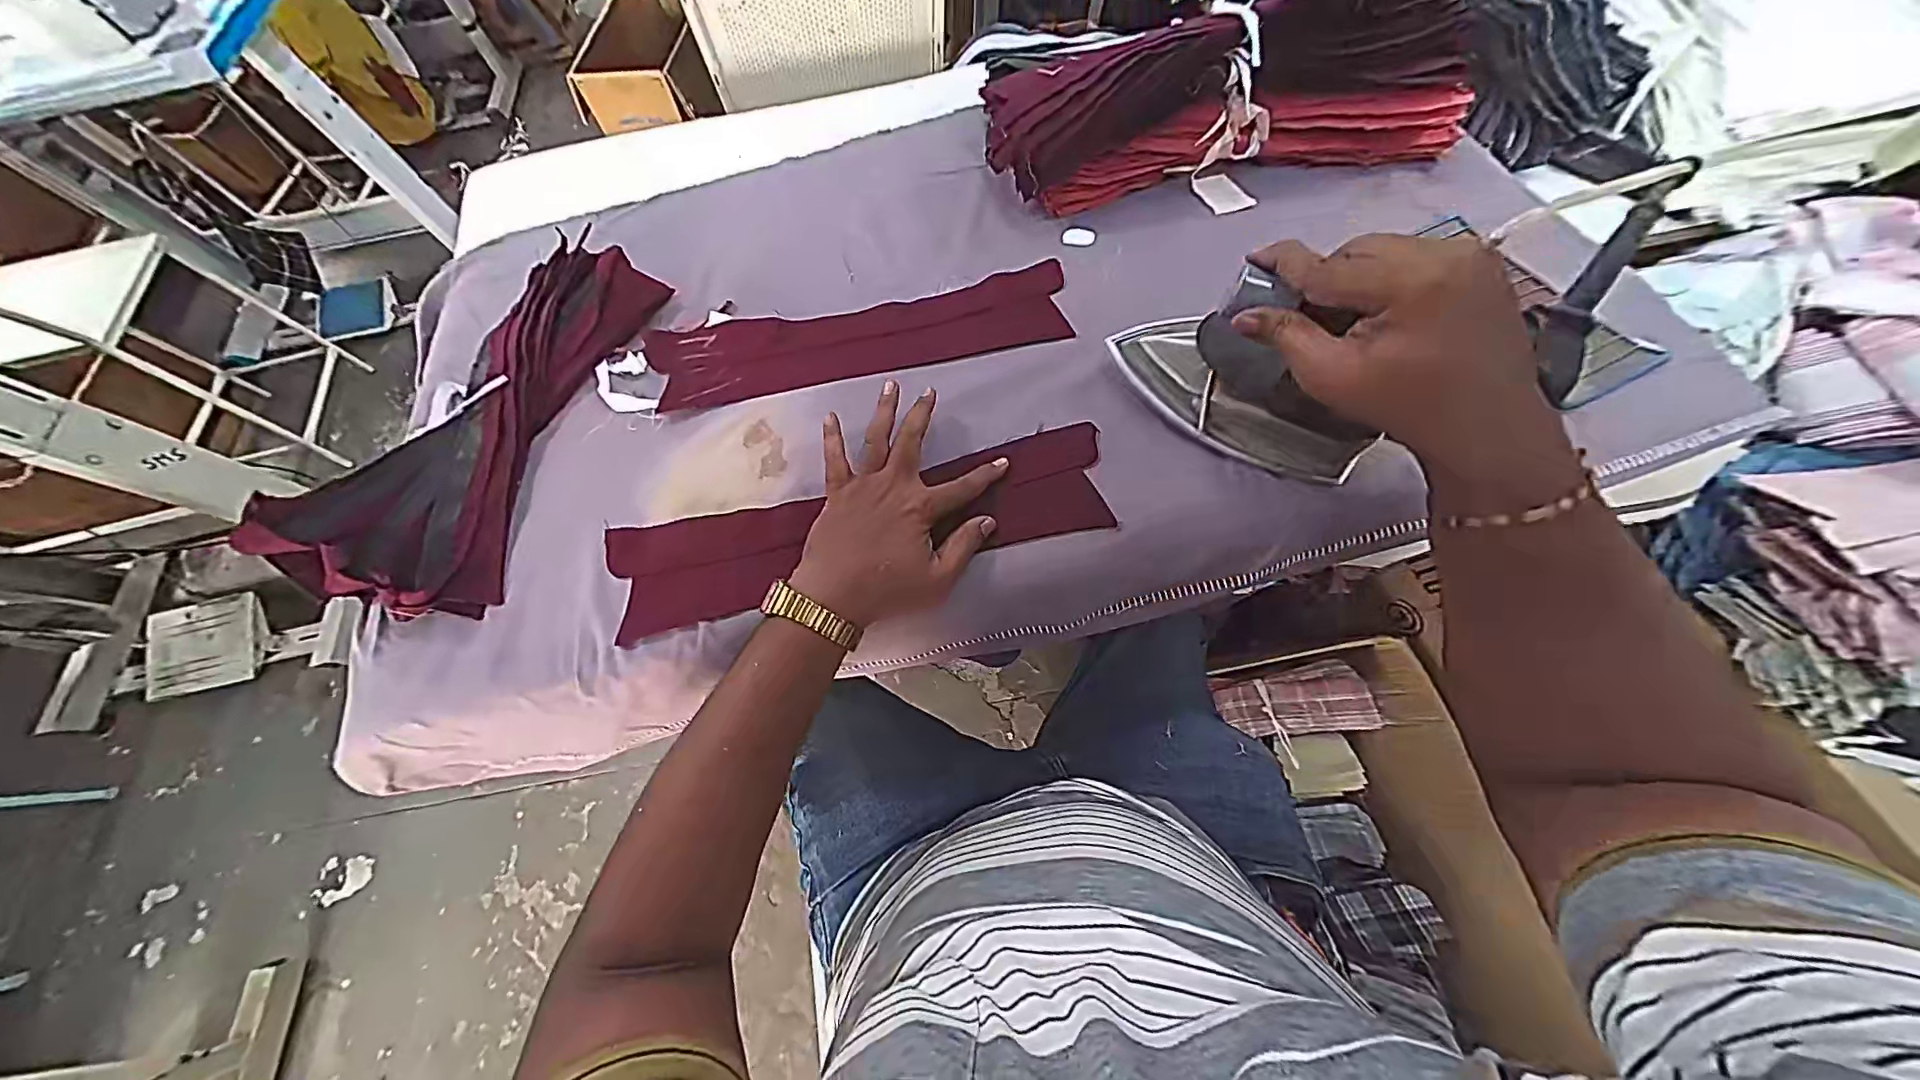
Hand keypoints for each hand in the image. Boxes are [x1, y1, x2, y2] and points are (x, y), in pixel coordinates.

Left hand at [787, 382, 1005, 628]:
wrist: (832, 596)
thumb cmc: (887, 591)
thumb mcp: (937, 579)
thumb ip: (963, 547)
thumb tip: (986, 522)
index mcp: (919, 508)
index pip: (961, 488)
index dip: (985, 476)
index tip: (1003, 461)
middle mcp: (892, 488)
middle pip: (911, 443)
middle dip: (922, 416)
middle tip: (929, 393)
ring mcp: (862, 487)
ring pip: (875, 441)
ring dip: (884, 412)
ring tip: (890, 386)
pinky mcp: (837, 494)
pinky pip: (834, 460)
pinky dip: (833, 438)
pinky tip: (831, 417)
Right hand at [1231, 235, 1581, 499]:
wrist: (1483, 425)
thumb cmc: (1409, 407)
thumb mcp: (1331, 376)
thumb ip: (1286, 336)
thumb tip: (1247, 315)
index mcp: (1412, 280)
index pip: (1329, 264)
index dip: (1285, 263)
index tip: (1256, 259)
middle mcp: (1448, 253)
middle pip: (1356, 250)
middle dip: (1326, 280)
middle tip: (1308, 319)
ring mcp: (1470, 255)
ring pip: (1383, 251)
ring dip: (1356, 279)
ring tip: (1351, 323)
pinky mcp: (1480, 265)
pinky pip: (1414, 256)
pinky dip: (1387, 279)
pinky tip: (1383, 316)